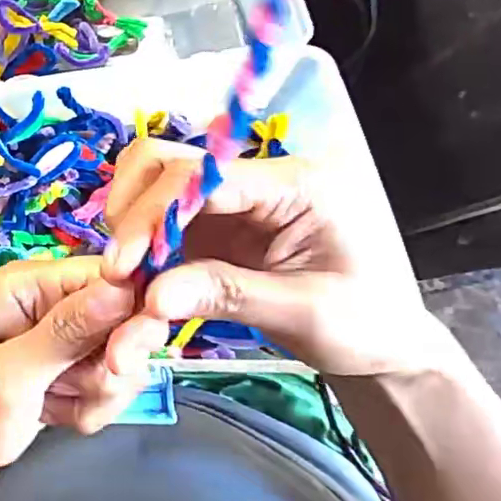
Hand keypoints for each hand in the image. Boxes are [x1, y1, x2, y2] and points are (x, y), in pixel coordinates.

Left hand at [0, 257, 168, 467]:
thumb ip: (63, 333)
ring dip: (102, 390)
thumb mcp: (9, 374)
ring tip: (55, 403)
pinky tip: (60, 412)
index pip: (107, 274)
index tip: (119, 359)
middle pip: (128, 313)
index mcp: (31, 282)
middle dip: (114, 362)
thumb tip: (120, 290)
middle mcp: (55, 297)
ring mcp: (71, 329)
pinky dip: (97, 405)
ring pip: (129, 352)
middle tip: (88, 389)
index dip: (131, 310)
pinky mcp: (82, 361)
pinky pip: (119, 379)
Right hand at [101, 138, 460, 377]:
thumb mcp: (304, 313)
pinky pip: (158, 215)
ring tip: (124, 275)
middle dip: (131, 209)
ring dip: (128, 222)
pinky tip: (136, 276)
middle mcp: (256, 176)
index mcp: (294, 183)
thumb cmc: (364, 324)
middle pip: (166, 159)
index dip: (153, 214)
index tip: (122, 266)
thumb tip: (152, 297)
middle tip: (118, 270)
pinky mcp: (212, 220)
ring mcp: (231, 196)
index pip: (203, 176)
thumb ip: (227, 295)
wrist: (383, 340)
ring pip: (152, 179)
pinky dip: (137, 242)